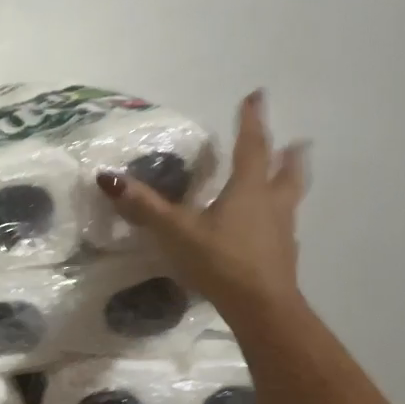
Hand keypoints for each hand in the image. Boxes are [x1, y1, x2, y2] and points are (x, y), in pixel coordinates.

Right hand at [98, 89, 308, 322]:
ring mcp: (281, 230)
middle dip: (287, 154)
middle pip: (285, 171)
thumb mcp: (175, 231)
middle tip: (296, 141)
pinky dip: (279, 216)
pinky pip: (283, 224)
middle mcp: (271, 203)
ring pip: (290, 197)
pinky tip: (271, 227)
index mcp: (248, 190)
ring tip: (290, 175)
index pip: (251, 148)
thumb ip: (144, 206)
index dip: (252, 122)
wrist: (261, 306)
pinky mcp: (282, 254)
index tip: (257, 97)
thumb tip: (108, 178)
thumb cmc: (219, 261)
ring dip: (290, 181)